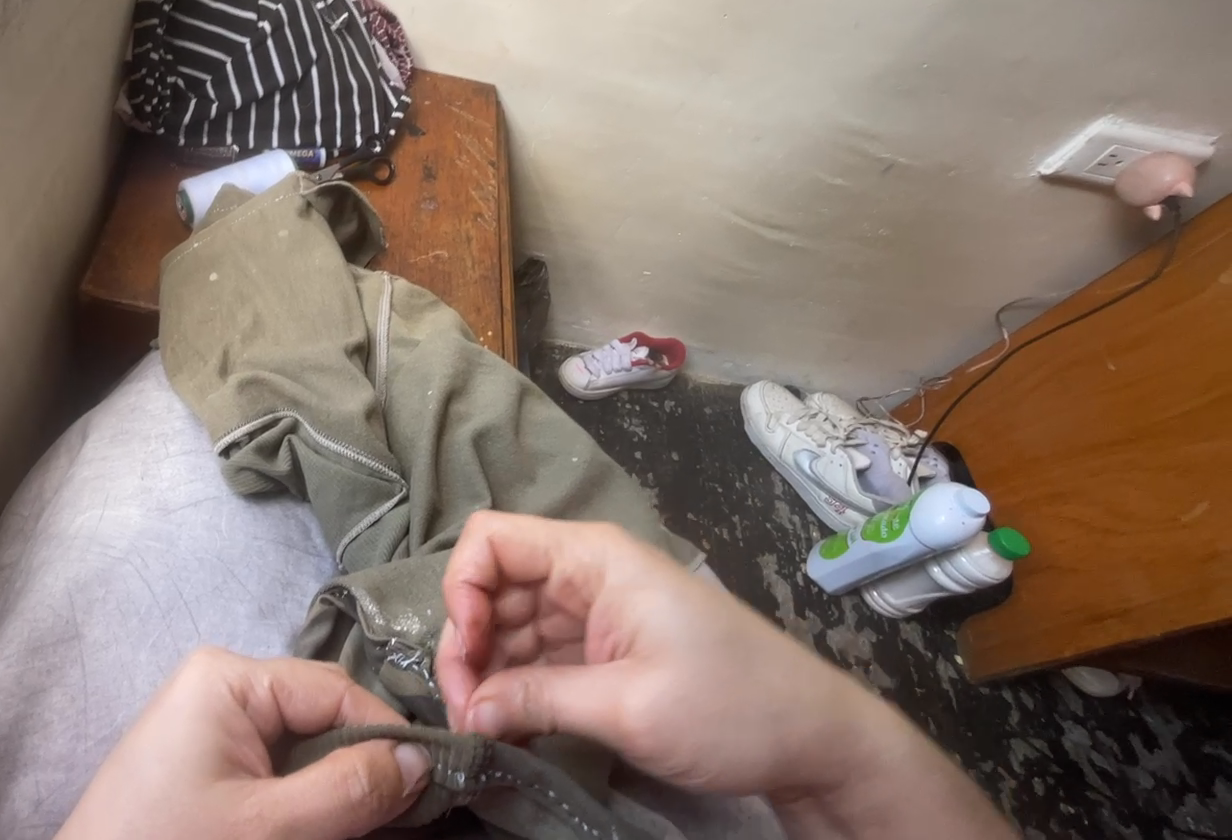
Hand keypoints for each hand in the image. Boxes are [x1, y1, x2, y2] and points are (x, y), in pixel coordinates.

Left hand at [56, 648, 432, 839]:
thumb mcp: (267, 828)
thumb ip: (348, 791)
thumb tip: (421, 760)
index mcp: (229, 675)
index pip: (331, 688)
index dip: (386, 732)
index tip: (434, 780)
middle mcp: (221, 681)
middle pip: (317, 713)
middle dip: (360, 762)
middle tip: (407, 812)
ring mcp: (211, 717)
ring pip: (301, 743)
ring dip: (335, 785)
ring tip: (367, 821)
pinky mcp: (206, 755)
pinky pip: (274, 763)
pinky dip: (304, 795)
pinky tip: (323, 823)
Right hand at [433, 512, 1014, 838]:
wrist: (822, 745)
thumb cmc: (733, 707)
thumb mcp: (631, 707)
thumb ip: (540, 699)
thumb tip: (467, 713)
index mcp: (590, 558)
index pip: (492, 540)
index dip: (462, 586)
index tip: (468, 650)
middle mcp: (580, 573)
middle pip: (492, 587)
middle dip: (468, 643)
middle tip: (465, 712)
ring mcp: (586, 611)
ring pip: (505, 625)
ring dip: (485, 672)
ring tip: (480, 727)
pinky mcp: (595, 648)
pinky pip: (533, 655)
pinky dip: (513, 687)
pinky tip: (505, 724)